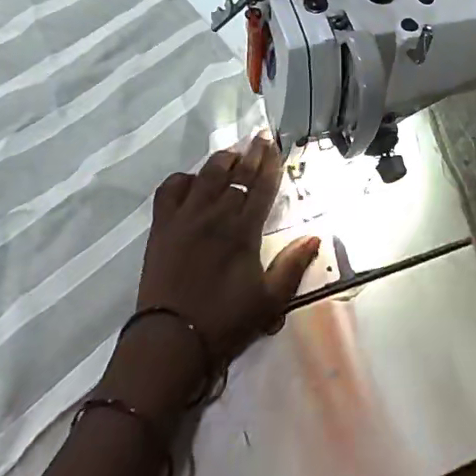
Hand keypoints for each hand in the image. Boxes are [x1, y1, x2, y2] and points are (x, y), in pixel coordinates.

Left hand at [137, 134, 320, 361]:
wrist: (172, 337)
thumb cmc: (226, 322)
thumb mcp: (270, 301)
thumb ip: (292, 266)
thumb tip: (314, 237)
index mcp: (243, 231)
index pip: (260, 188)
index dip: (269, 164)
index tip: (274, 145)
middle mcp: (214, 215)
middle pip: (235, 175)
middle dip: (250, 154)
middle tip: (259, 138)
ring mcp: (184, 217)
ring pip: (205, 176)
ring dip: (220, 161)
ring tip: (231, 154)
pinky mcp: (161, 225)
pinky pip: (170, 189)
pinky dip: (183, 179)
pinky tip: (191, 181)